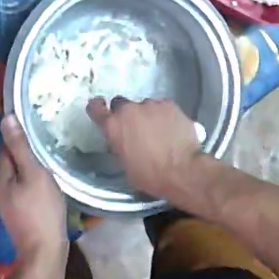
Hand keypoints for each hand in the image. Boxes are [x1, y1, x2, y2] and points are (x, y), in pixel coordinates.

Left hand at [0, 116, 67, 272]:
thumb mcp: (33, 172)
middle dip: (27, 149)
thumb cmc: (41, 209)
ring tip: (52, 155)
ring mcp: (10, 201)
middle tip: (49, 138)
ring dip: (33, 164)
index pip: (6, 146)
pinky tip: (51, 179)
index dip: (20, 134)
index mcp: (0, 176)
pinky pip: (26, 186)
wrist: (44, 250)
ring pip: (20, 174)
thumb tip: (6, 118)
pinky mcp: (21, 211)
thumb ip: (20, 146)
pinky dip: (36, 178)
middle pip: (13, 160)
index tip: (38, 125)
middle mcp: (0, 187)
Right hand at [86, 97, 207, 201]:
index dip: (98, 108)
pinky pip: (162, 106)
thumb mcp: (125, 164)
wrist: (182, 170)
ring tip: (158, 130)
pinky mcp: (169, 104)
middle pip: (121, 103)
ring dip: (147, 114)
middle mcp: (129, 110)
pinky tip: (171, 127)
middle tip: (135, 127)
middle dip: (125, 113)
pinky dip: (164, 114)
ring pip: (144, 105)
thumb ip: (119, 144)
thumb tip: (123, 139)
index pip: (96, 108)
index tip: (100, 109)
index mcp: (113, 126)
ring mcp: (150, 104)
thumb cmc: (150, 175)